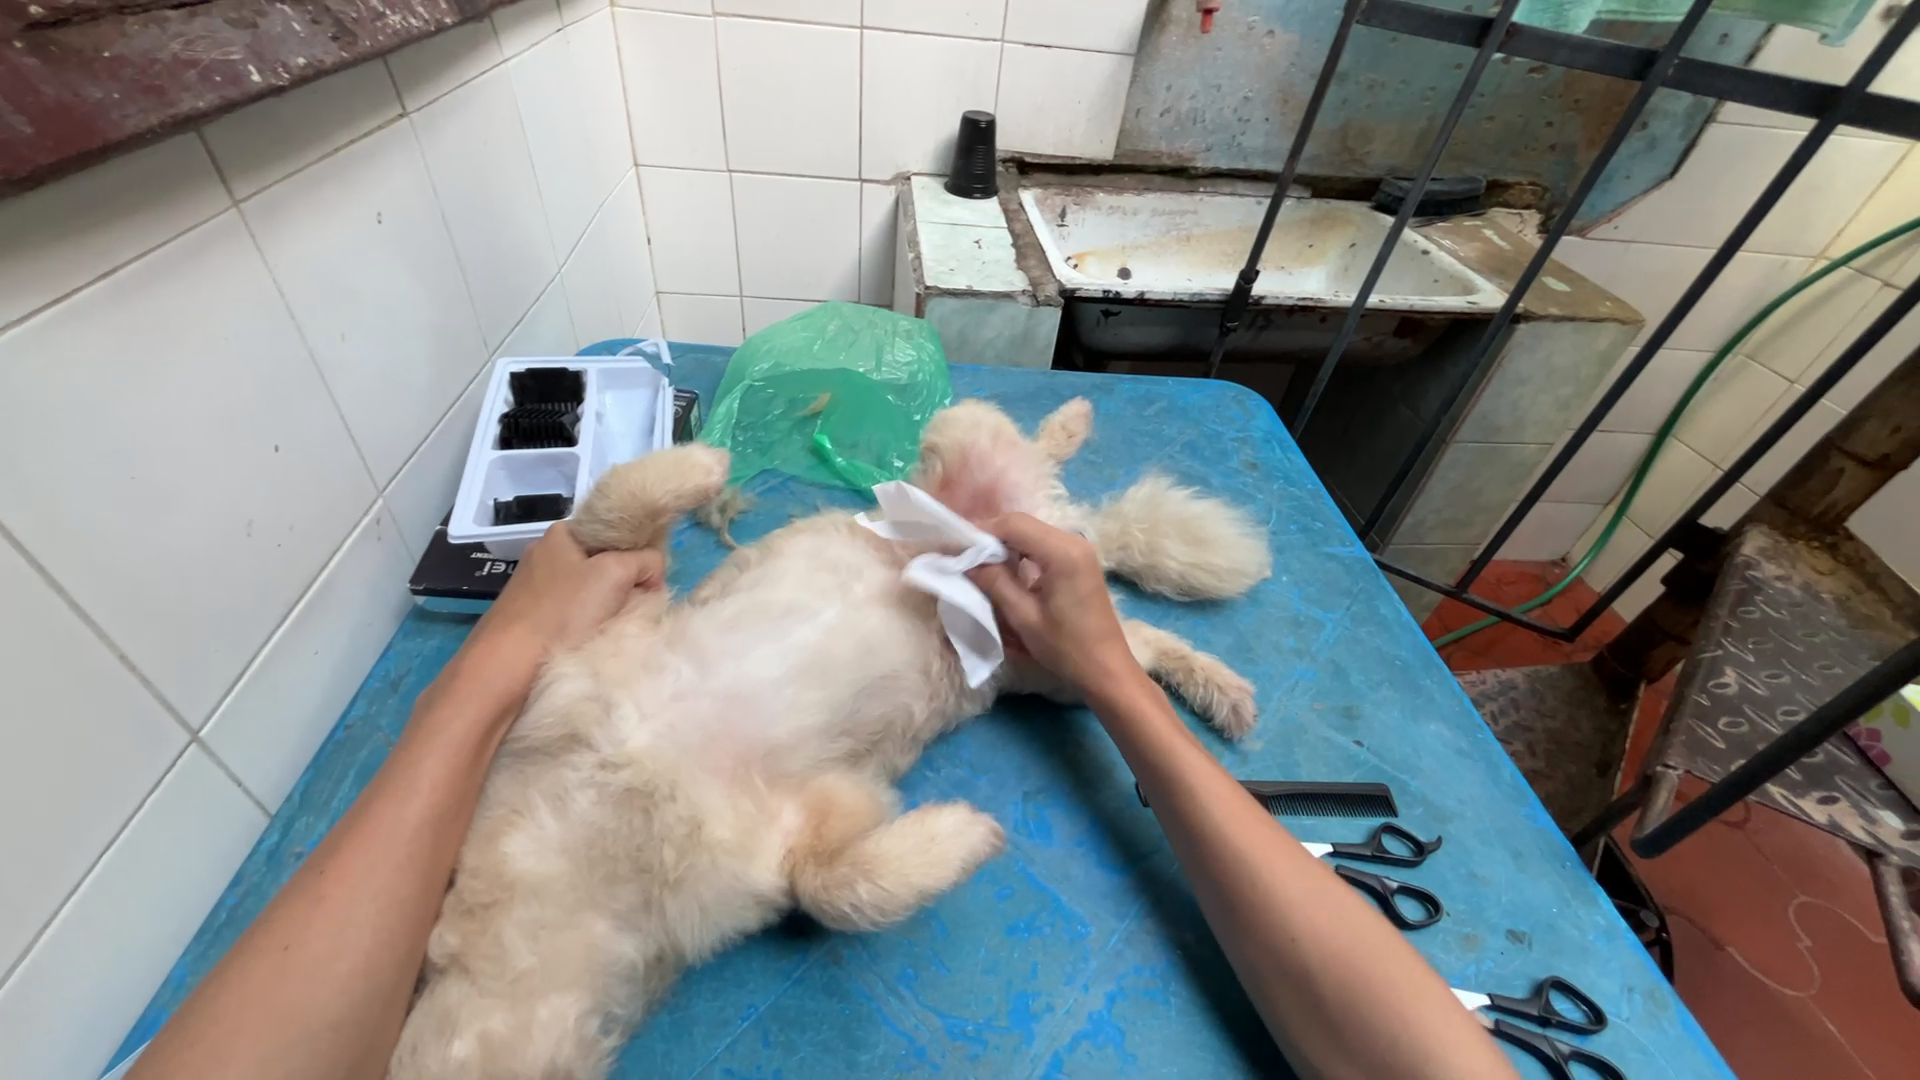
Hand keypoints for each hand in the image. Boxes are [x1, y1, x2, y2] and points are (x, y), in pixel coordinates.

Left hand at [472, 521, 665, 657]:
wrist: (509, 665)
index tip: (649, 578)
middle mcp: (549, 553)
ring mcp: (540, 586)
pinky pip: (580, 611)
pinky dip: (594, 621)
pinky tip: (596, 635)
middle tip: (636, 604)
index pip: (619, 531)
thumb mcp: (617, 571)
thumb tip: (653, 571)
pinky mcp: (537, 615)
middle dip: (629, 582)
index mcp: (564, 532)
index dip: (640, 552)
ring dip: (613, 605)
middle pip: (609, 560)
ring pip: (597, 588)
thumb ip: (647, 560)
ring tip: (616, 623)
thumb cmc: (563, 610)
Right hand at [967, 513, 1139, 693]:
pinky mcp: (1078, 559)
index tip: (955, 545)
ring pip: (1032, 531)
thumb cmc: (1066, 647)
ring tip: (978, 561)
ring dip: (1004, 543)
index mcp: (1063, 552)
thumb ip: (994, 582)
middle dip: (990, 535)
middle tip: (962, 553)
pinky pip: (1043, 544)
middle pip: (1023, 524)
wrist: (1106, 668)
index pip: (1014, 524)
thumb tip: (965, 559)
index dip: (981, 530)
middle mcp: (1074, 540)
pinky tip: (1005, 568)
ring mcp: (1079, 548)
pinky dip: (1020, 551)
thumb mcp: (1023, 616)